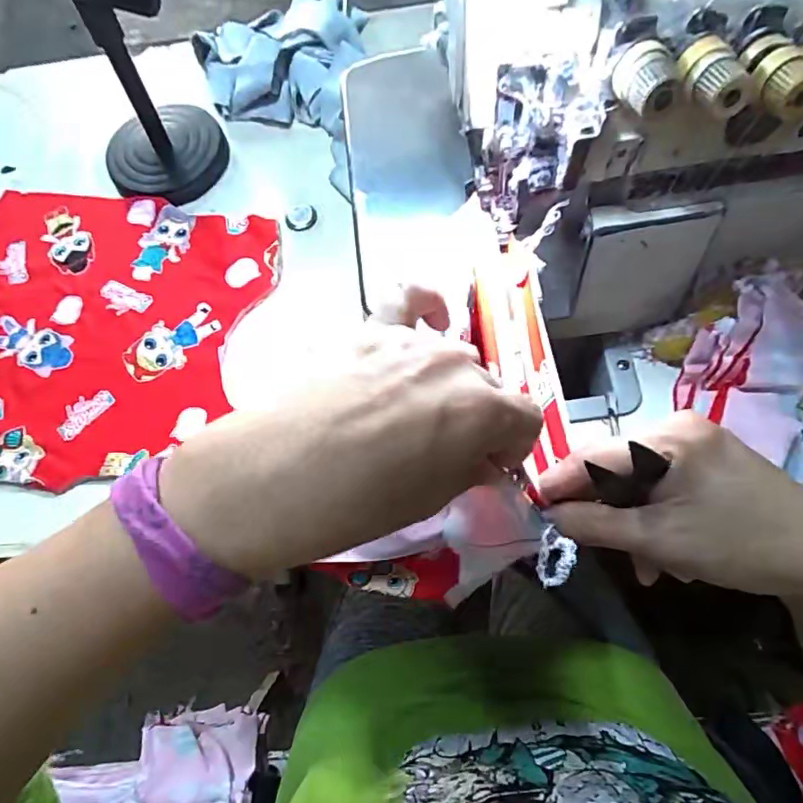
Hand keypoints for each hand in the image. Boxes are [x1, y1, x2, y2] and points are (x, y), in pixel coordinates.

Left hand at [158, 291, 541, 577]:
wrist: (276, 476)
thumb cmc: (359, 503)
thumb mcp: (427, 500)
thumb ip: (465, 471)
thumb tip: (481, 460)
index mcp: (484, 410)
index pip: (526, 418)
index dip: (514, 447)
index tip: (491, 467)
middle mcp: (456, 365)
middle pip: (488, 386)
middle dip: (481, 419)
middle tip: (452, 452)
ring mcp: (411, 341)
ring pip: (453, 354)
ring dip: (451, 382)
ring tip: (424, 409)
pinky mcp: (367, 330)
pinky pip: (407, 300)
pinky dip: (425, 306)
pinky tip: (429, 318)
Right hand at [536, 412, 802, 603]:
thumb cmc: (735, 544)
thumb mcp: (657, 539)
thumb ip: (596, 524)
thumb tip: (551, 514)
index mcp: (666, 437)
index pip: (593, 455)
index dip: (558, 483)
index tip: (533, 508)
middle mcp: (680, 428)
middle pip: (617, 470)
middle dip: (607, 515)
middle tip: (600, 551)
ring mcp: (701, 444)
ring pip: (641, 485)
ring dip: (635, 526)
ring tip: (649, 568)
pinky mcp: (714, 463)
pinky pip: (666, 488)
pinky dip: (658, 520)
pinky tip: (669, 557)